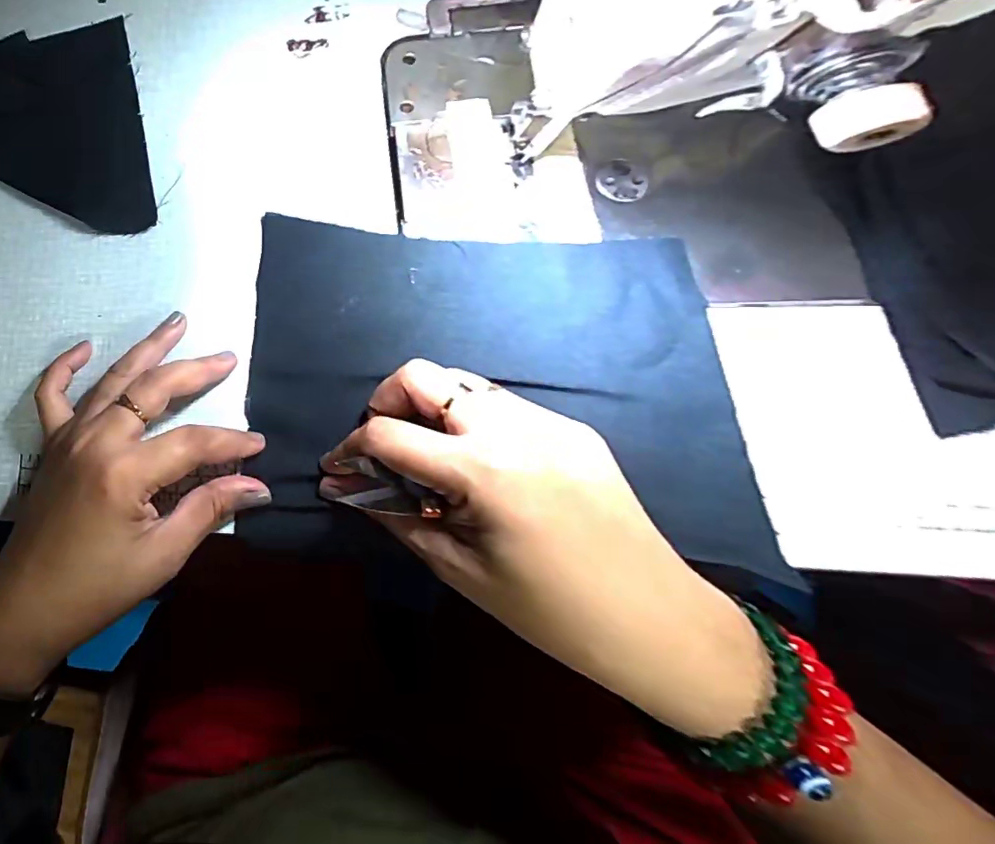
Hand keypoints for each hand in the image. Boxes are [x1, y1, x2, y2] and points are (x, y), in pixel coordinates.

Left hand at [0, 313, 269, 694]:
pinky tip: (84, 348)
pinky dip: (65, 368)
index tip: (258, 446)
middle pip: (152, 390)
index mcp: (124, 472)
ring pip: (112, 379)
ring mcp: (68, 437)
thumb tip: (258, 486)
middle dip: (194, 372)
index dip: (230, 442)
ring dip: (146, 350)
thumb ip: (208, 509)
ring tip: (175, 323)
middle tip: (227, 358)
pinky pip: (51, 395)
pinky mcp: (50, 445)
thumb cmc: (97, 589)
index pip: (192, 442)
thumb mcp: (161, 555)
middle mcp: (95, 441)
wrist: (23, 608)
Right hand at [322, 359, 769, 736]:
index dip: (350, 447)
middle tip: (385, 446)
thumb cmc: (549, 613)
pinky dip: (473, 420)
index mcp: (483, 471)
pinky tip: (481, 464)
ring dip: (432, 408)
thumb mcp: (460, 570)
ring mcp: (548, 420)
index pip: (389, 433)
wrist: (656, 619)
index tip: (339, 467)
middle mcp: (513, 427)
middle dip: (388, 402)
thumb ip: (397, 517)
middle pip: (423, 375)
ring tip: (432, 456)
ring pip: (464, 382)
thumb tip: (347, 489)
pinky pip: (505, 404)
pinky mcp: (572, 426)